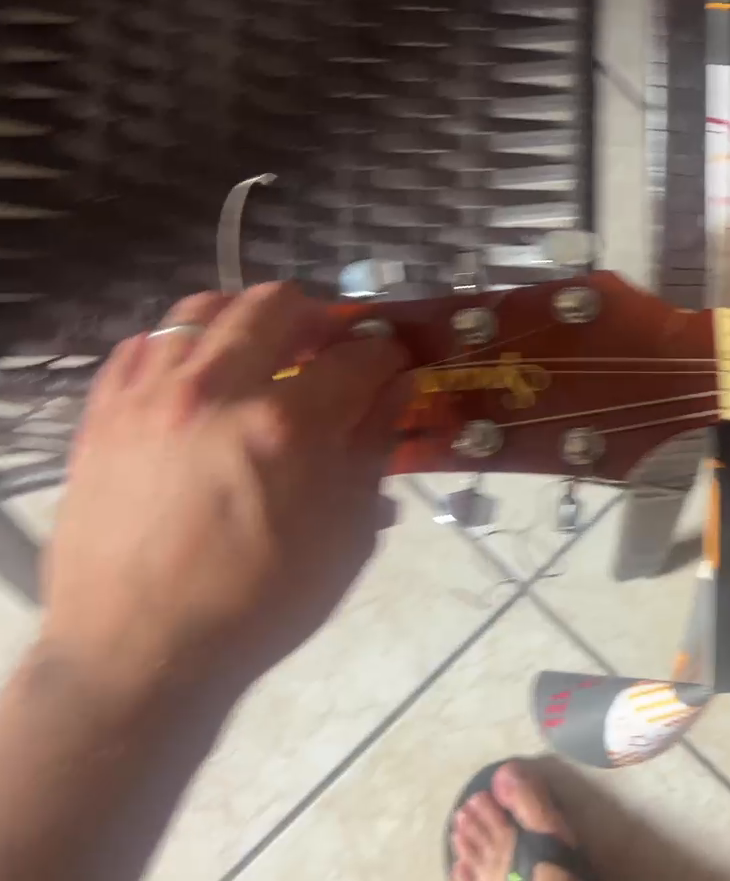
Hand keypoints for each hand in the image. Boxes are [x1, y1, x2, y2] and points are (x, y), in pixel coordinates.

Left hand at [41, 283, 408, 696]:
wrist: (142, 652)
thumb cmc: (269, 593)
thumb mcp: (349, 521)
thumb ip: (375, 439)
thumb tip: (400, 384)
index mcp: (289, 423)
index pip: (360, 355)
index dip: (392, 354)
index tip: (400, 366)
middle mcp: (216, 393)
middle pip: (275, 306)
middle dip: (322, 317)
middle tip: (336, 349)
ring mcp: (147, 401)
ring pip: (199, 310)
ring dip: (248, 322)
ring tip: (269, 357)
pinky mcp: (100, 420)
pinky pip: (139, 348)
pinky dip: (183, 346)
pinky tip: (205, 380)